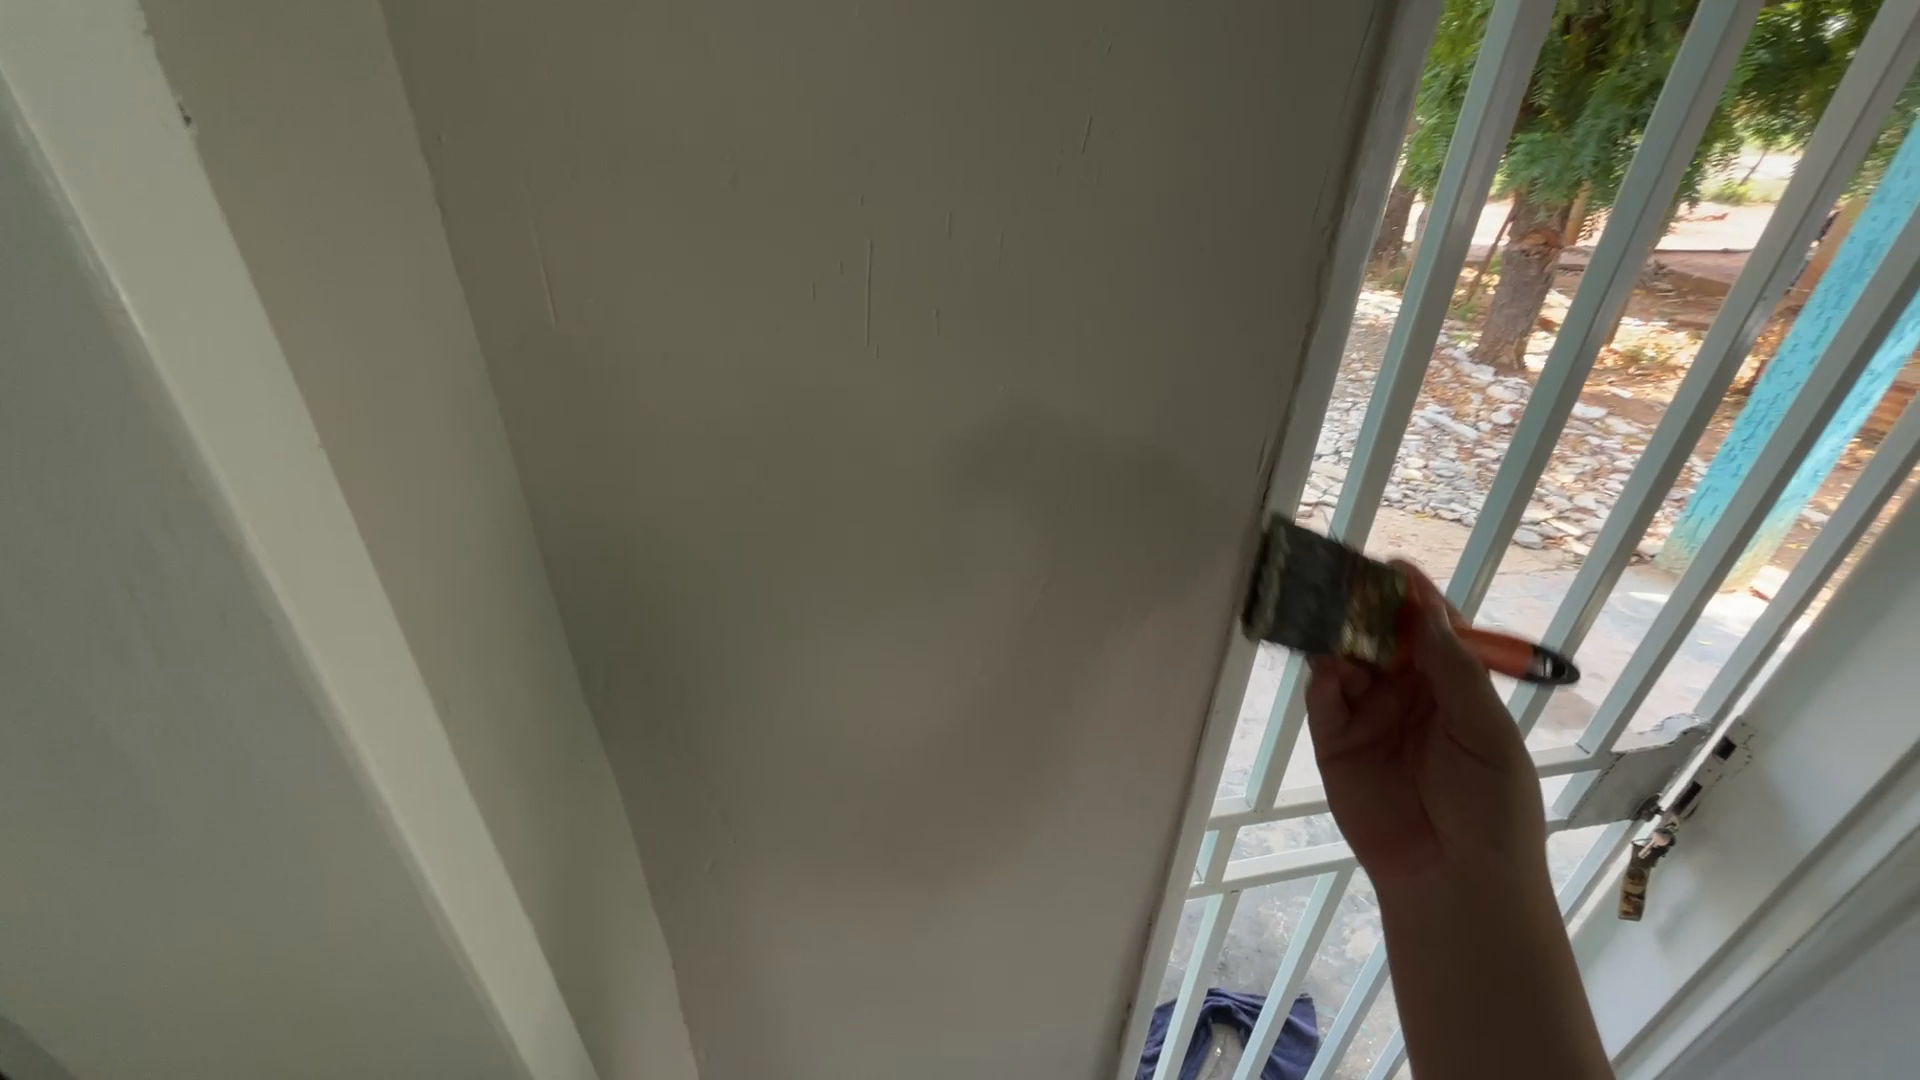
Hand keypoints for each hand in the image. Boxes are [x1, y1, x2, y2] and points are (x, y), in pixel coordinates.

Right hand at [1304, 563, 1544, 886]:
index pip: (1430, 630)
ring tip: (1330, 622)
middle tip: (1343, 583)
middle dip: (1363, 610)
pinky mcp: (1333, 739)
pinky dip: (1321, 679)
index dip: (1413, 599)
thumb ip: (1453, 671)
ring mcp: (1366, 714)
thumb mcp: (1485, 733)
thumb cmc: (1491, 805)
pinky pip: (1322, 698)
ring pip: (1345, 660)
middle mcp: (1405, 692)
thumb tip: (1423, 609)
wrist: (1453, 878)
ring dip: (1338, 640)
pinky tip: (1328, 671)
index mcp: (1452, 687)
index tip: (1392, 568)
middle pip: (1379, 637)